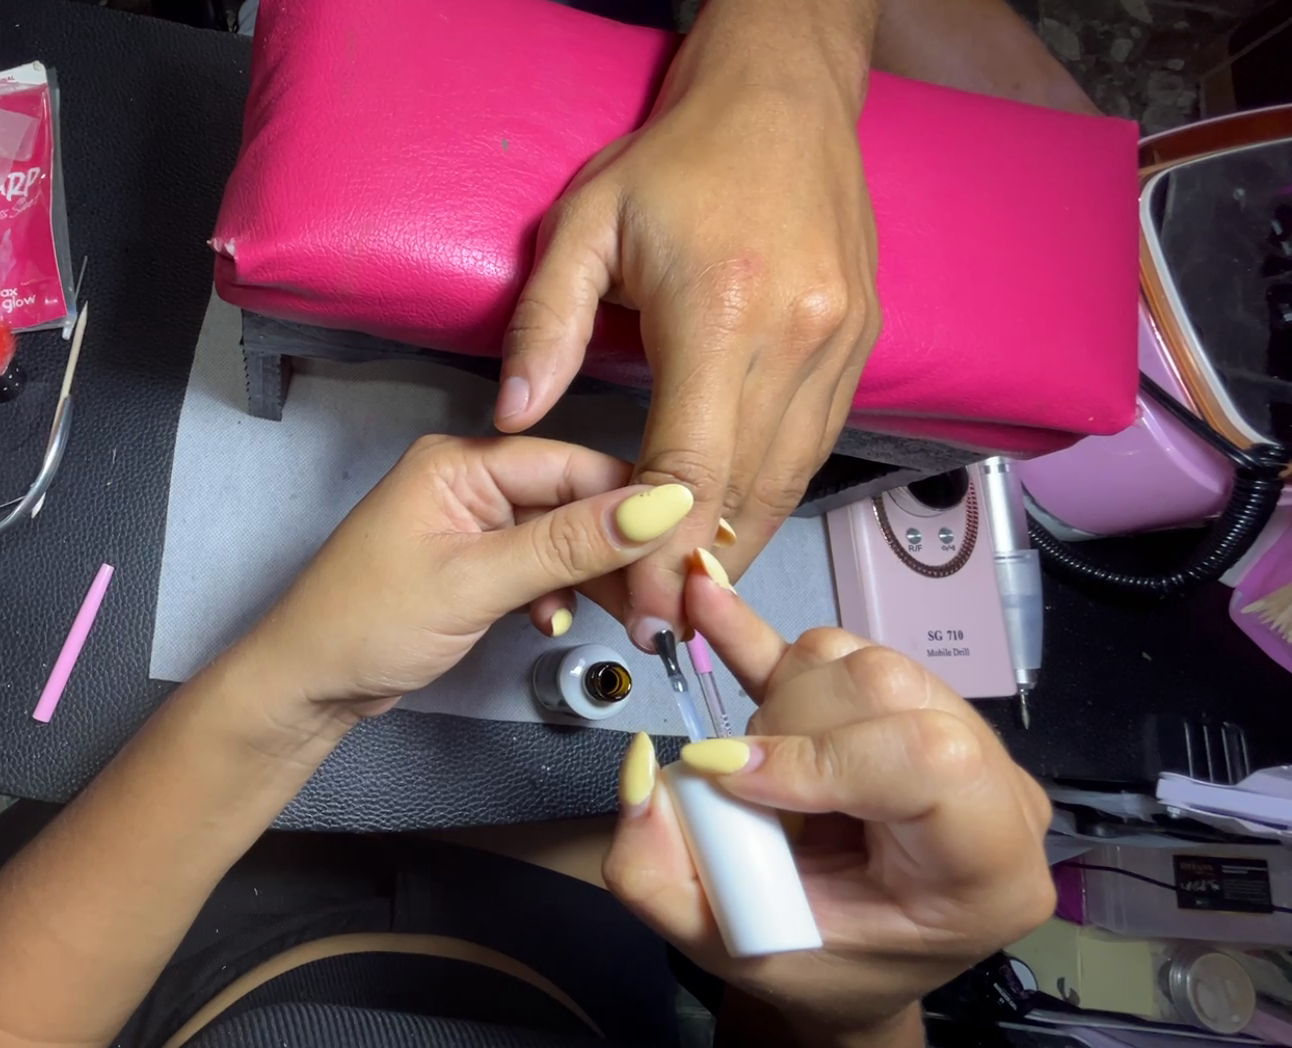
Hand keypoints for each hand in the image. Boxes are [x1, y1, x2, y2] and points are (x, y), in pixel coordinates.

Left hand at [228, 436, 695, 738]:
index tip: (689, 552)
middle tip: (664, 606)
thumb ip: (567, 545)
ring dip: (593, 579)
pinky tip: (553, 621)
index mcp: (459, 462)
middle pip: (572, 503)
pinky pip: (535, 566)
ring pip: (560, 539)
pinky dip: (555, 593)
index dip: (636, 507)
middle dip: (620, 553)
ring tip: (629, 623)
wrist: (309, 683)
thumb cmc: (366, 625)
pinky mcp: (470, 564)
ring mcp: (469, 525)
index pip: (572, 467)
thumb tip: (658, 505)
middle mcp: (467, 482)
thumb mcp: (474, 583)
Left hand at [498, 0, 882, 643]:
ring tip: (687, 597)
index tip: (631, 601)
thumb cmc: (672, 162)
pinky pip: (812, 450)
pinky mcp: (856, 349)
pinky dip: (767, 501)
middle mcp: (797, 342)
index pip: (689, 466)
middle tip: (656, 626)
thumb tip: (514, 413)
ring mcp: (841, 348)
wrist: (781, 99)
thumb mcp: (582, 230)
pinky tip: (729, 528)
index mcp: (723, 315)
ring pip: (788, 483)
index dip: (656, 546)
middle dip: (697, 569)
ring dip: (737, 546)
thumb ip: (544, 328)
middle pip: (746, 493)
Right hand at [604, 555, 1052, 1047]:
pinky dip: (753, 627)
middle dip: (781, 728)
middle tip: (739, 785)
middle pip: (879, 691)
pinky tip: (705, 600)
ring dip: (773, 700)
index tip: (726, 778)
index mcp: (981, 870)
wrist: (845, 950)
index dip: (817, 757)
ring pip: (848, 659)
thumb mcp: (715, 943)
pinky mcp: (890, 703)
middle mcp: (989, 790)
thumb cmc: (804, 958)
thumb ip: (653, 869)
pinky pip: (823, 645)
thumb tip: (646, 761)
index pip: (932, 764)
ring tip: (755, 760)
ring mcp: (946, 733)